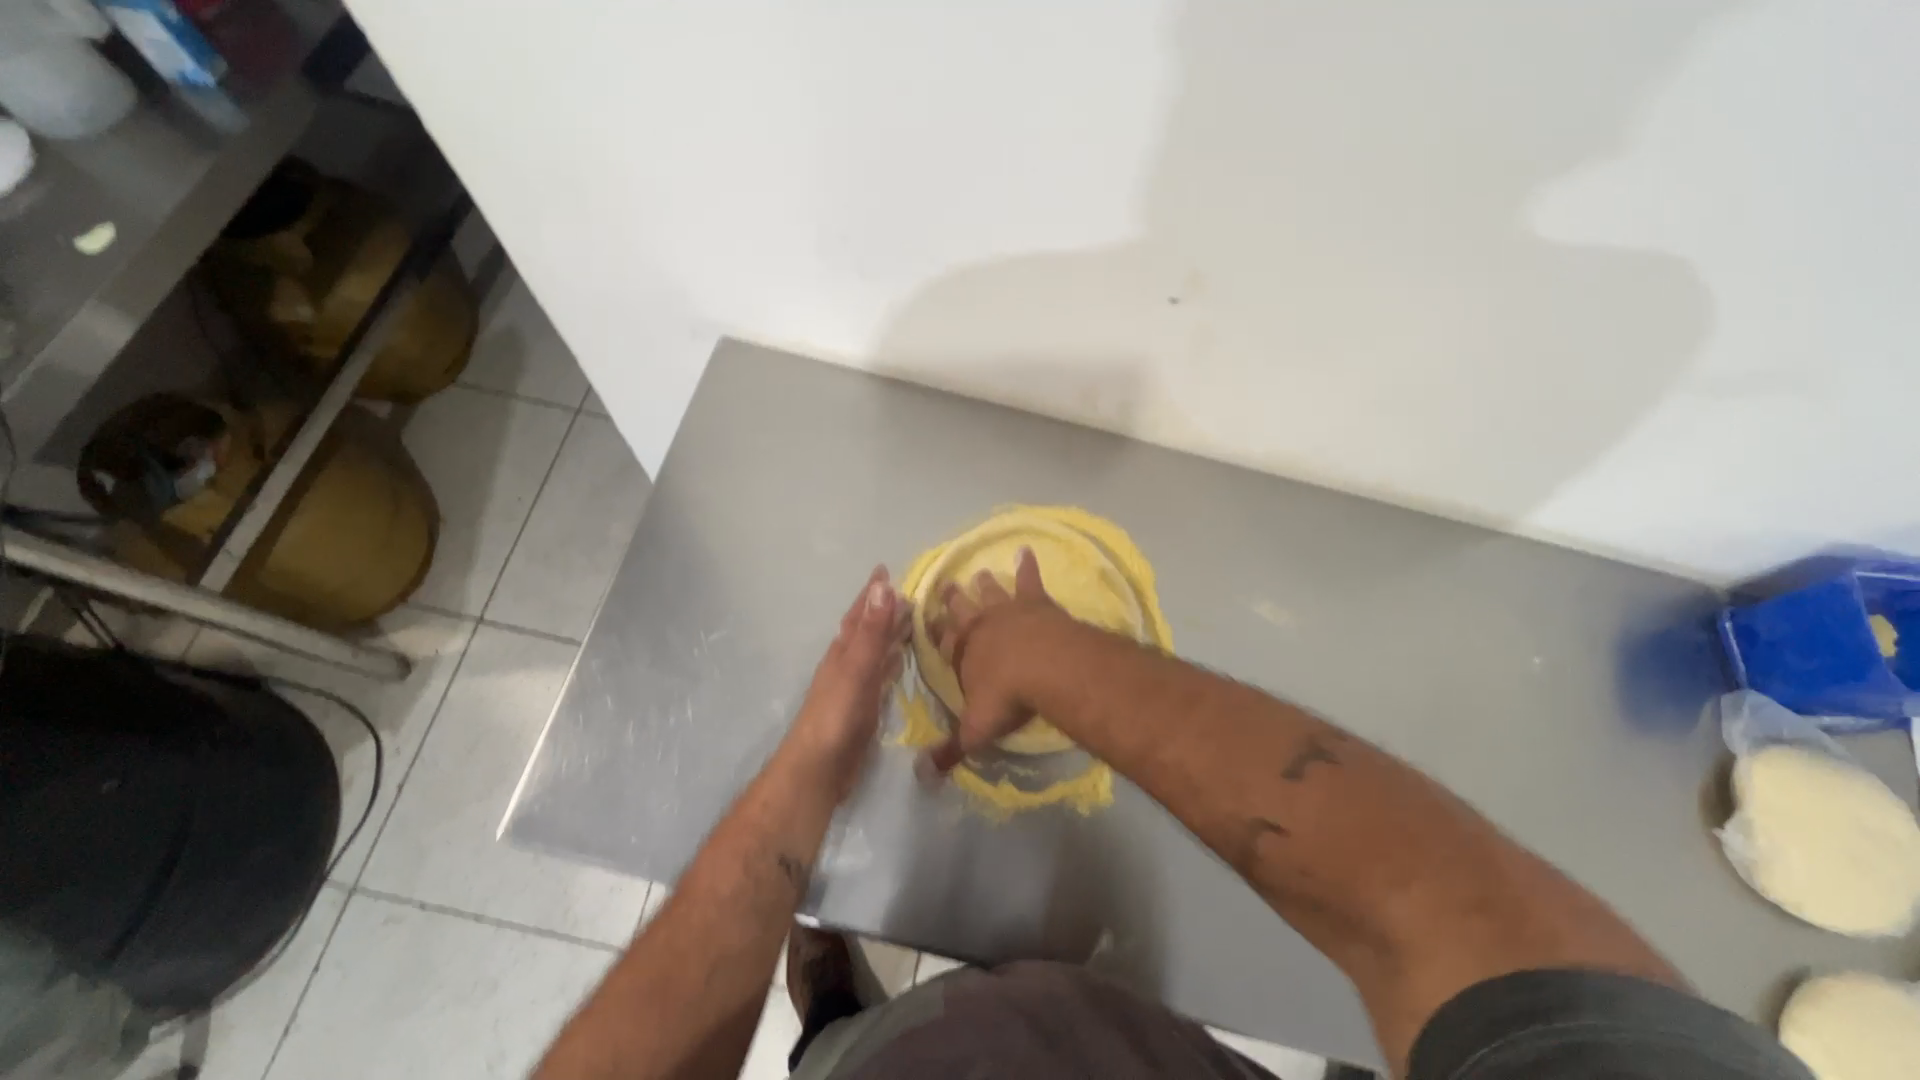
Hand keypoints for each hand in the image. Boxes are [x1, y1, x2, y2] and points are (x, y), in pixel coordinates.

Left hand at [782, 565, 910, 799]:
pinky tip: (900, 662)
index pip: (860, 614)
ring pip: (875, 652)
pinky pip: (881, 676)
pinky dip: (891, 664)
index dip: (872, 593)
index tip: (884, 570)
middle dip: (885, 610)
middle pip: (868, 630)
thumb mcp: (856, 668)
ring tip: (910, 621)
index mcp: (843, 651)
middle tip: (910, 593)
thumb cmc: (835, 717)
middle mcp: (847, 664)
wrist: (818, 769)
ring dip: (889, 635)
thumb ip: (871, 631)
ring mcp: (855, 687)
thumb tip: (882, 585)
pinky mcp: (863, 709)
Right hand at [922, 546, 1062, 774]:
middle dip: (953, 601)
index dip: (935, 632)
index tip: (926, 619)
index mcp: (960, 653)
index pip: (942, 641)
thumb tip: (923, 775)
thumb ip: (951, 749)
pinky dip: (1028, 566)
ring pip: (991, 593)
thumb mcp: (976, 729)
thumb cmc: (1006, 697)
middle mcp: (979, 626)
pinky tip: (1026, 550)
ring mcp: (1007, 610)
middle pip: (961, 610)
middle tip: (946, 587)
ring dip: (985, 585)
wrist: (1044, 667)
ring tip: (979, 573)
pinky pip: (1030, 580)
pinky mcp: (1037, 602)